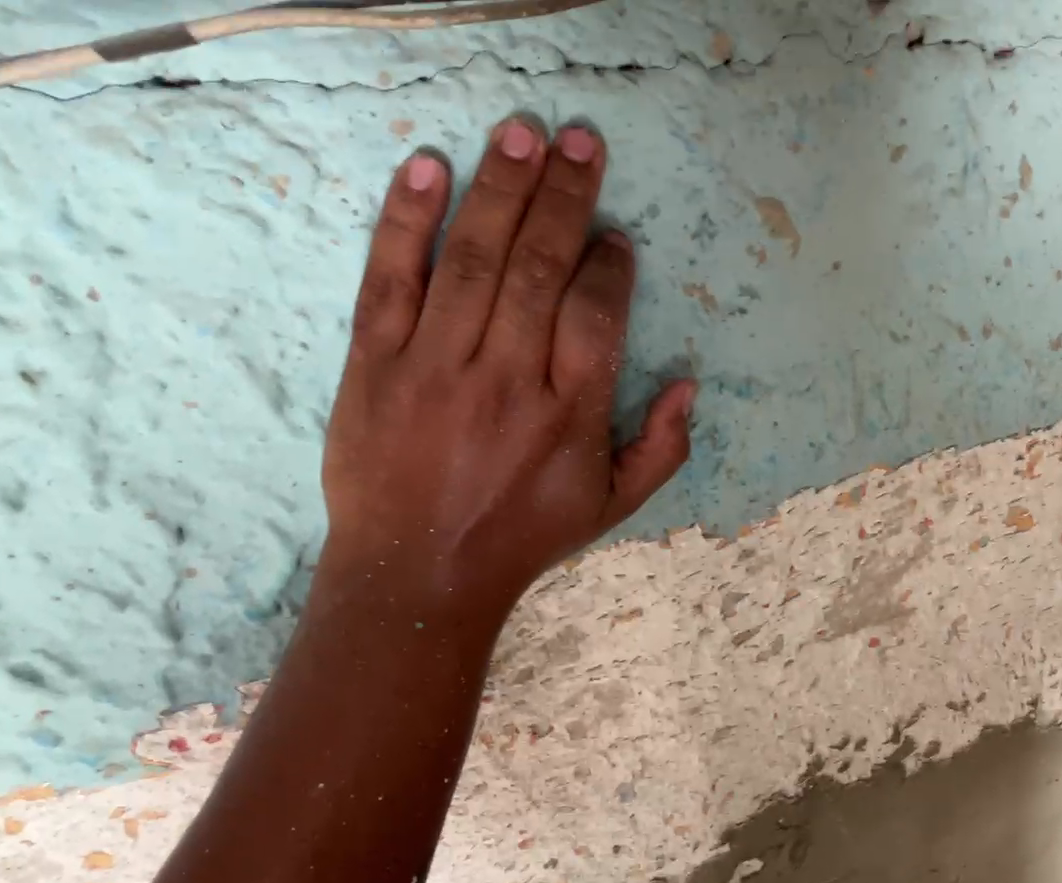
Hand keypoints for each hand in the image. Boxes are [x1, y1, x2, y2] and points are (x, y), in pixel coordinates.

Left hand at [319, 118, 694, 616]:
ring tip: (522, 133)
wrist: (419, 570)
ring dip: (499, 188)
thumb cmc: (527, 533)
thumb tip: (689, 384)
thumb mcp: (616, 504)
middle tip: (582, 139)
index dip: (608, 268)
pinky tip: (429, 168)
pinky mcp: (372, 362)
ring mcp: (433, 366)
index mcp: (570, 415)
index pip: (595, 317)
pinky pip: (388, 279)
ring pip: (471, 260)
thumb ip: (664, 447)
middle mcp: (506, 380)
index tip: (616, 238)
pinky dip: (406, 220)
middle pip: (537, 269)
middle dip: (565, 198)